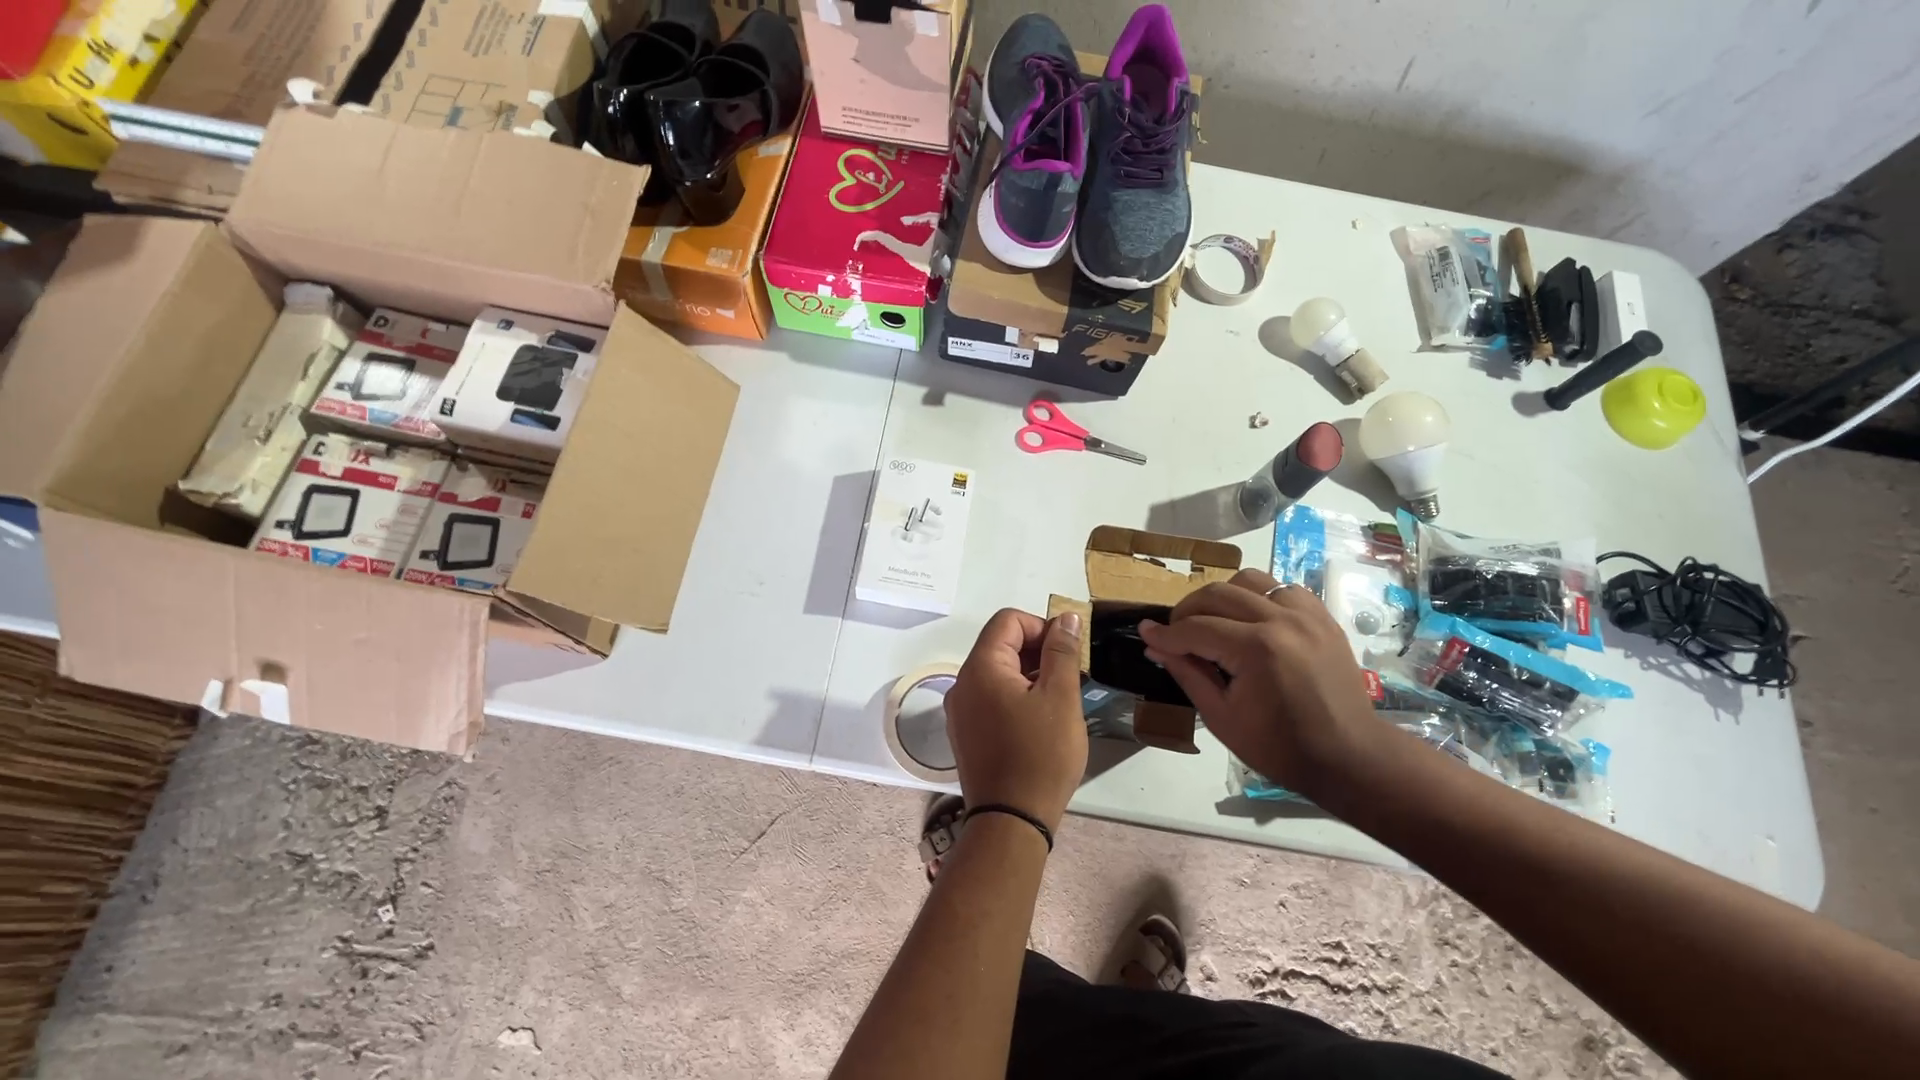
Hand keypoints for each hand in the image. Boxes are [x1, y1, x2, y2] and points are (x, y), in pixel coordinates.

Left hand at [943, 609, 1087, 832]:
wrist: (1011, 820)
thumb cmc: (1041, 755)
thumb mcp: (1060, 697)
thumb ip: (1061, 652)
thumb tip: (1065, 618)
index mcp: (981, 668)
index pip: (1008, 621)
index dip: (1041, 626)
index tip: (1068, 652)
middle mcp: (962, 684)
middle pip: (1000, 645)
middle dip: (1037, 651)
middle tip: (1070, 676)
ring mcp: (960, 711)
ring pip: (997, 674)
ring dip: (1029, 675)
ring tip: (1060, 700)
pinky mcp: (966, 734)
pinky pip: (991, 699)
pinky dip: (1016, 697)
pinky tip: (1040, 721)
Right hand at [1137, 569, 1381, 797]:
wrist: (1348, 756)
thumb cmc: (1280, 747)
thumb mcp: (1221, 717)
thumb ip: (1186, 673)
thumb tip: (1154, 644)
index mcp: (1256, 648)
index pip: (1196, 628)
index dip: (1165, 633)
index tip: (1145, 633)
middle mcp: (1282, 620)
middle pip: (1218, 594)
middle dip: (1188, 611)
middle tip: (1175, 633)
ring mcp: (1306, 614)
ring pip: (1249, 581)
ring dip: (1222, 596)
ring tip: (1212, 622)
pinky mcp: (1322, 617)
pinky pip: (1281, 588)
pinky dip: (1258, 596)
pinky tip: (1249, 620)